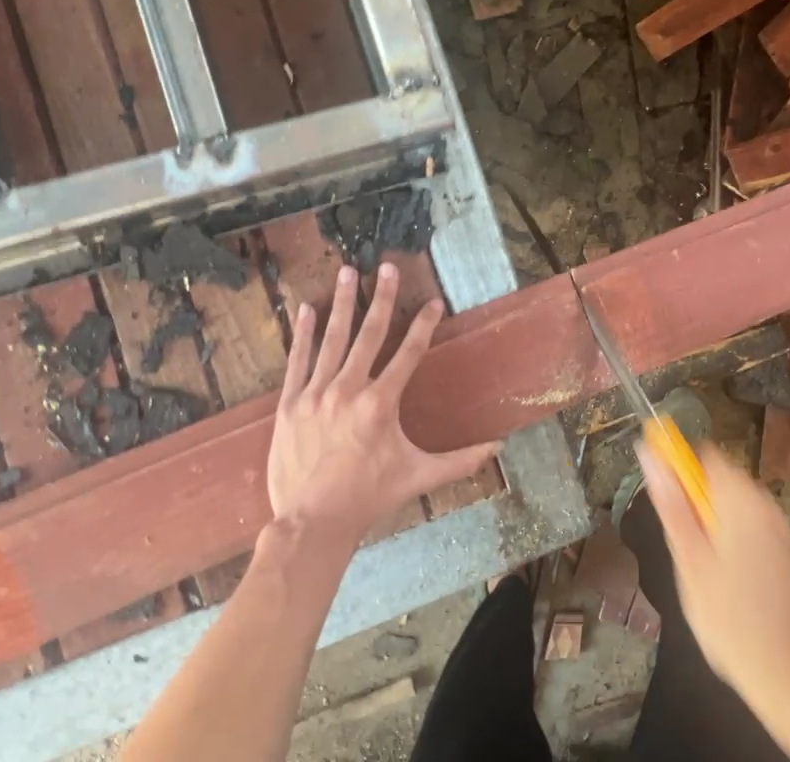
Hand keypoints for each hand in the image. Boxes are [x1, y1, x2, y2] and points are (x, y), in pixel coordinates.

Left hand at [266, 263, 500, 541]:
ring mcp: (315, 395)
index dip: (423, 326)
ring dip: (341, 305)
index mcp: (380, 405)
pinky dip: (302, 335)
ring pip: (332, 341)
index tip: (434, 302)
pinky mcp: (290, 405)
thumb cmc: (370, 498)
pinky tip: (305, 310)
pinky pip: (297, 362)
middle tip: (388, 267)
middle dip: (382, 298)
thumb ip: (460, 460)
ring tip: (347, 273)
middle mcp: (347, 391)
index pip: (408, 354)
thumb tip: (499, 448)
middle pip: (369, 335)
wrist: (312, 522)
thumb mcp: (419, 477)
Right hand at [639, 445, 789, 694]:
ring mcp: (779, 526)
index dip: (680, 471)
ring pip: (736, 504)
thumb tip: (648, 454)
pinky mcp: (787, 547)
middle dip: (698, 503)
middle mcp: (764, 503)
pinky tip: (729, 577)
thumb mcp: (688, 559)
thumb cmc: (726, 615)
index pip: (705, 456)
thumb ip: (671, 504)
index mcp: (739, 499)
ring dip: (716, 522)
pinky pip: (752, 525)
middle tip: (686, 549)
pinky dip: (736, 537)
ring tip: (705, 568)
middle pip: (721, 479)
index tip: (665, 500)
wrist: (781, 666)